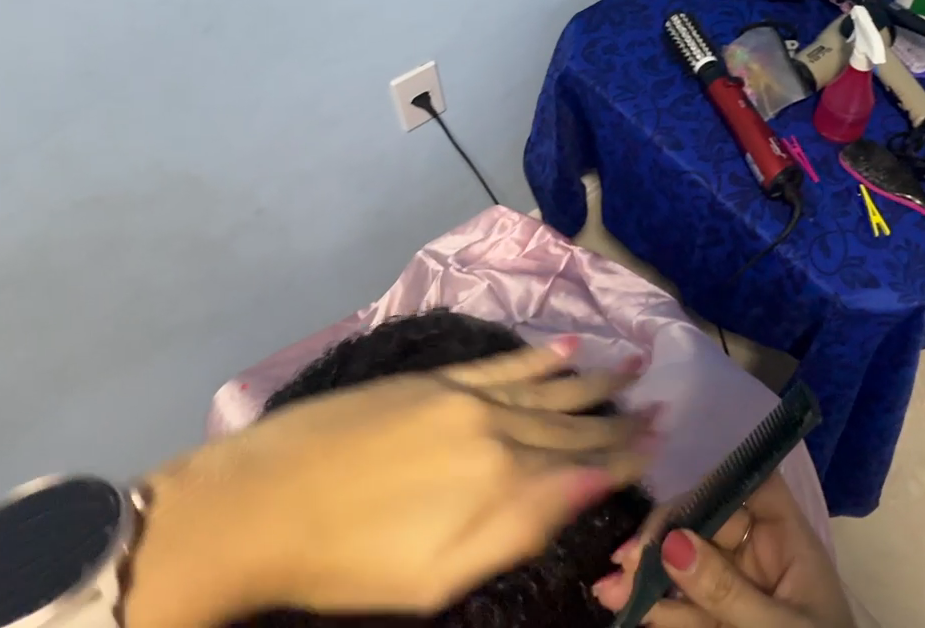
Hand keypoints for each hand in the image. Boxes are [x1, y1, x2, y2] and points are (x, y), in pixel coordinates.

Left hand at [124, 339, 655, 627]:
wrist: (264, 502)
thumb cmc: (350, 563)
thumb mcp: (440, 576)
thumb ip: (523, 527)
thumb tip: (590, 486)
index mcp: (503, 484)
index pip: (581, 465)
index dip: (623, 454)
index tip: (660, 438)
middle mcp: (496, 430)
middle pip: (569, 424)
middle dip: (617, 417)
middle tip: (659, 403)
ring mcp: (464, 397)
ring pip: (545, 387)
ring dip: (590, 380)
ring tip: (631, 366)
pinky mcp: (435, 379)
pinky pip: (502, 364)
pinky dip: (538, 357)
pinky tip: (566, 347)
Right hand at [590, 471, 853, 627]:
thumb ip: (726, 591)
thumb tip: (673, 542)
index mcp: (790, 546)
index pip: (756, 488)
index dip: (718, 479)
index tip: (674, 496)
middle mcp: (762, 560)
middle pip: (708, 525)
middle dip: (665, 536)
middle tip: (628, 558)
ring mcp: (740, 594)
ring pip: (688, 568)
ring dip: (648, 574)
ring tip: (609, 585)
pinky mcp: (719, 625)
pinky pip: (684, 607)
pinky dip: (654, 606)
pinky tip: (622, 600)